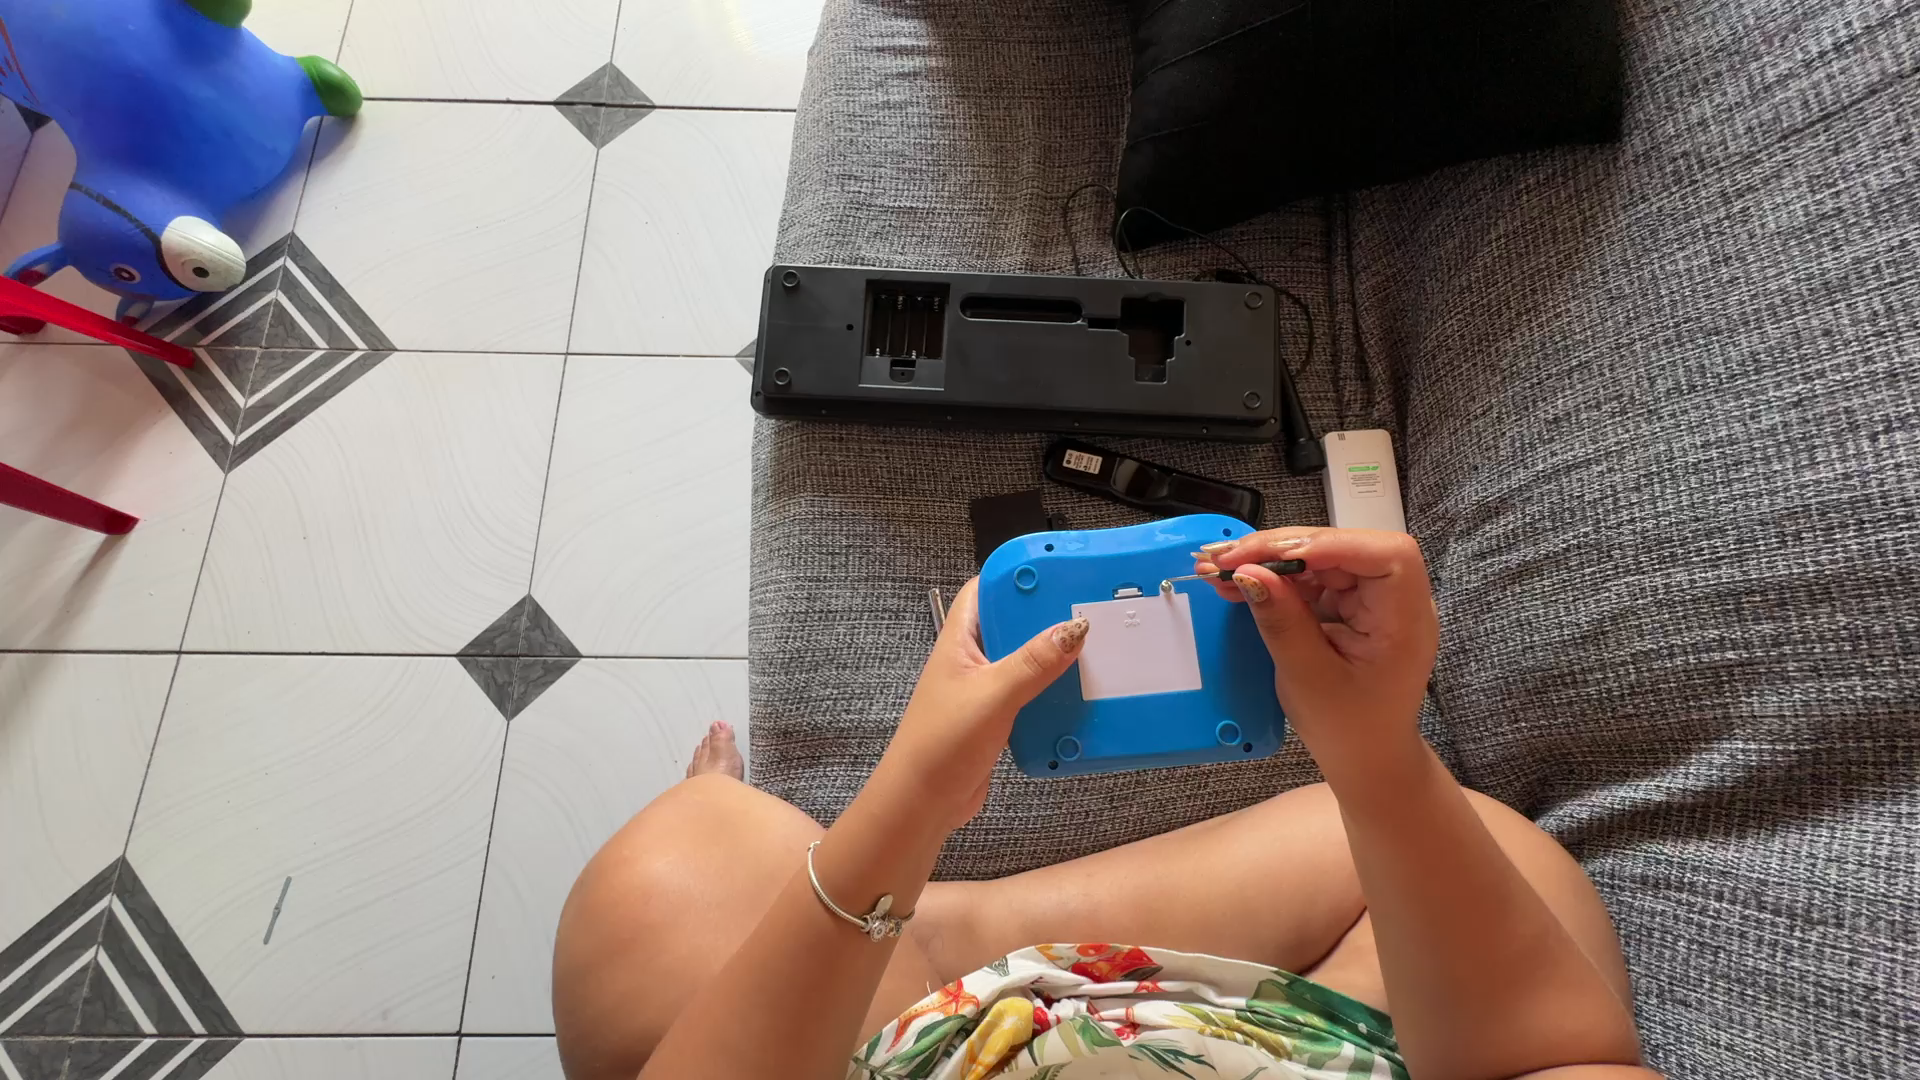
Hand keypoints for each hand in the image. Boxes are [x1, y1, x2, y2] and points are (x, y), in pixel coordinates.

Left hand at [872, 578, 1088, 832]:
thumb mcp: (992, 695)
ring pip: (1025, 659)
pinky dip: (1052, 692)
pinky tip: (1079, 695)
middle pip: (1012, 623)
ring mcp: (984, 687)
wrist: (923, 803)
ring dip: (1053, 658)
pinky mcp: (997, 715)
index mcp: (959, 639)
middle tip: (1088, 610)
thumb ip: (1033, 662)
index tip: (1056, 572)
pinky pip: (1031, 692)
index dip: (1016, 576)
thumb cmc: (942, 743)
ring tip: (1095, 650)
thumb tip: (1074, 629)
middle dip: (1045, 616)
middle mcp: (972, 657)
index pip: (985, 589)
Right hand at [1199, 528, 1438, 777]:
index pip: (1382, 554)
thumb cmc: (1347, 727)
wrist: (1365, 758)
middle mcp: (1393, 598)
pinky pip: (1308, 578)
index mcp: (1403, 618)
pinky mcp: (1347, 604)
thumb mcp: (1307, 676)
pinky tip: (1235, 584)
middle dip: (1278, 549)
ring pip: (1317, 558)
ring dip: (1266, 561)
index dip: (1324, 544)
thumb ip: (1280, 620)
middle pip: (1340, 548)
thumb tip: (1247, 573)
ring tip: (1217, 571)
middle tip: (1223, 560)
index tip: (1265, 556)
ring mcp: (1369, 599)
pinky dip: (1270, 578)